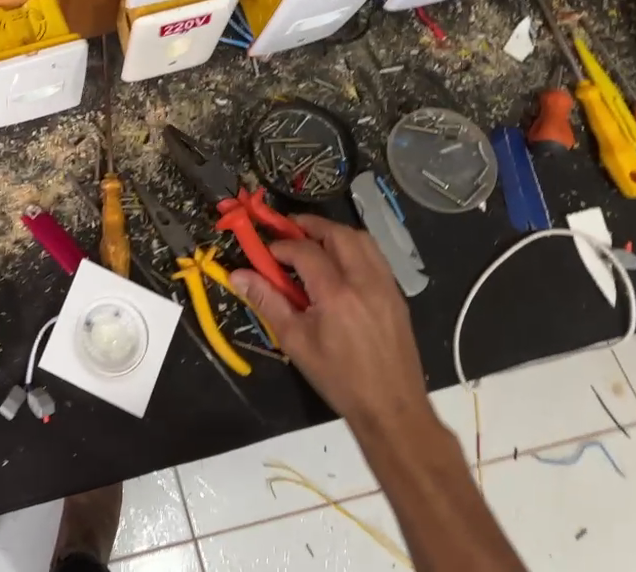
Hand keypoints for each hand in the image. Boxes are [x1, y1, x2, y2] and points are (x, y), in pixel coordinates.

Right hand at [231, 215, 429, 430]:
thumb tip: (237, 275)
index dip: (282, 246)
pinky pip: (376, 258)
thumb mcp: (295, 342)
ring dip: (335, 234)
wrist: (392, 409)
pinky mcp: (397, 296)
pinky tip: (340, 266)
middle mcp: (365, 282)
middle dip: (311, 226)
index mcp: (337, 294)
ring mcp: (386, 287)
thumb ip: (267, 302)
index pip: (305, 251)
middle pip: (338, 234)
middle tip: (288, 232)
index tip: (266, 253)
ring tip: (314, 244)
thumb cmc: (338, 379)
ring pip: (362, 240)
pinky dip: (354, 250)